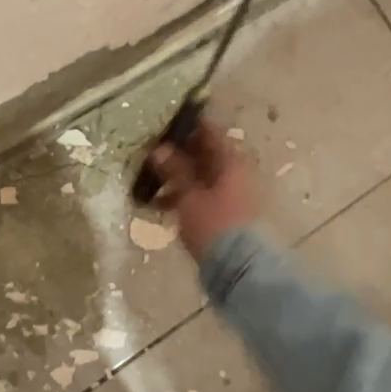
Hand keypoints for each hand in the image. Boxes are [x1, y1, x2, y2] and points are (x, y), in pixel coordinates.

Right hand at [149, 117, 255, 258]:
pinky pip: (204, 195)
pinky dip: (185, 195)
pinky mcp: (229, 213)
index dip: (186, 125)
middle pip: (205, 154)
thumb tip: (159, 149)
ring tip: (149, 182)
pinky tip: (161, 204)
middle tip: (150, 153)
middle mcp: (237, 171)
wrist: (240, 268)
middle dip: (178, 154)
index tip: (162, 123)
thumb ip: (174, 171)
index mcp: (231, 160)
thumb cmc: (214, 225)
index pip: (208, 131)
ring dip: (178, 177)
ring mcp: (235, 193)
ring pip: (203, 176)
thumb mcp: (188, 196)